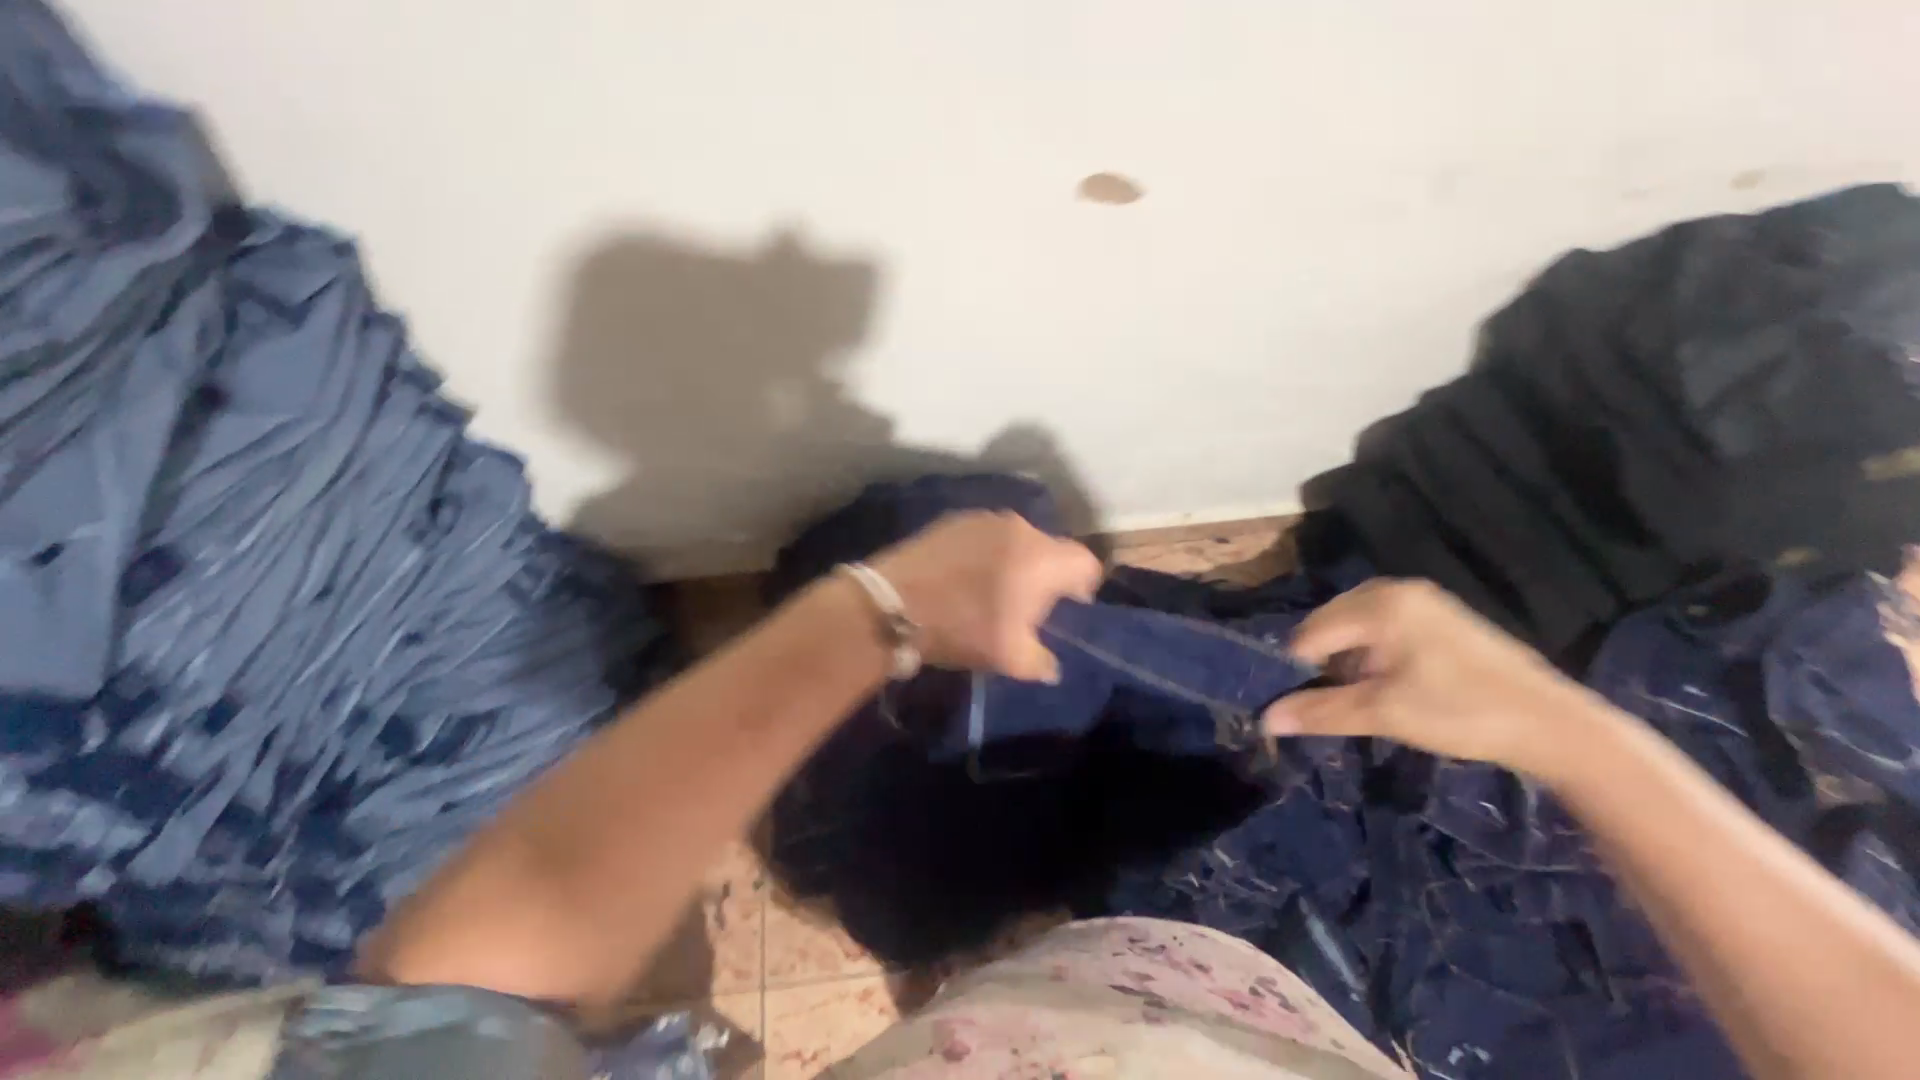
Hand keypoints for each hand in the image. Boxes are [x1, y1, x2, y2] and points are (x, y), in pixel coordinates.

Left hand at [867, 510, 1102, 682]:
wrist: (892, 604)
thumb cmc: (962, 627)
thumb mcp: (1009, 657)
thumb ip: (1041, 661)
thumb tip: (1051, 666)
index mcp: (1044, 558)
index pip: (1086, 563)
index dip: (1084, 588)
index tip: (1068, 611)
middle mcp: (1020, 528)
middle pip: (1051, 549)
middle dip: (1047, 576)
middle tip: (1028, 607)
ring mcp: (984, 519)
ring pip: (1017, 540)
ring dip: (1015, 562)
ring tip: (993, 591)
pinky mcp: (953, 520)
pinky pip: (986, 536)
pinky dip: (986, 553)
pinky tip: (965, 578)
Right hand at [1263, 579, 1604, 775]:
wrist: (1552, 726)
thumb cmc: (1461, 711)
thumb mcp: (1384, 713)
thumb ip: (1320, 711)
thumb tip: (1265, 719)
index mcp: (1379, 603)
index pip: (1310, 633)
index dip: (1296, 672)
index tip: (1293, 708)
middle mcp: (1396, 591)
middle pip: (1330, 627)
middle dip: (1321, 666)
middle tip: (1326, 707)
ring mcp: (1422, 603)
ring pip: (1356, 632)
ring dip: (1347, 666)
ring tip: (1358, 702)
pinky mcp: (1440, 621)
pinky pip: (1383, 633)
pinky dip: (1372, 660)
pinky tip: (1386, 690)